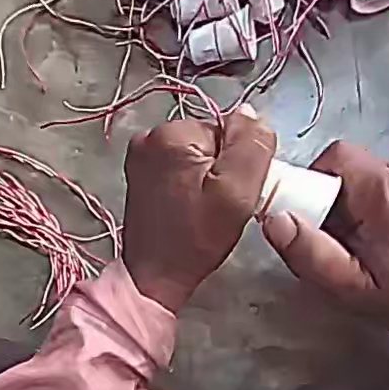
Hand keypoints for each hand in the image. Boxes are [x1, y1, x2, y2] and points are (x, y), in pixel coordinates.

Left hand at [121, 111, 275, 311]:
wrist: (154, 277)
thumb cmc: (196, 238)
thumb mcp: (237, 191)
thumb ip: (252, 144)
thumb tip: (251, 112)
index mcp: (173, 133)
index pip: (227, 129)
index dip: (238, 161)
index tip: (232, 192)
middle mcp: (150, 136)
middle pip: (208, 140)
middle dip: (220, 168)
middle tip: (218, 204)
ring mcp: (139, 156)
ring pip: (193, 155)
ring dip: (204, 177)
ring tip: (201, 208)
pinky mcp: (137, 175)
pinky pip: (176, 168)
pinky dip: (187, 184)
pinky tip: (187, 208)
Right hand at [260, 142, 388, 357]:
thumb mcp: (349, 286)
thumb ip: (309, 252)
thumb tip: (275, 220)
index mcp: (387, 193)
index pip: (334, 157)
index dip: (312, 184)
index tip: (311, 218)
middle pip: (351, 166)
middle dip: (333, 199)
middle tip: (337, 239)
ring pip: (371, 173)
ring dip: (357, 202)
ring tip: (365, 242)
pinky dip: (379, 202)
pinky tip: (388, 235)